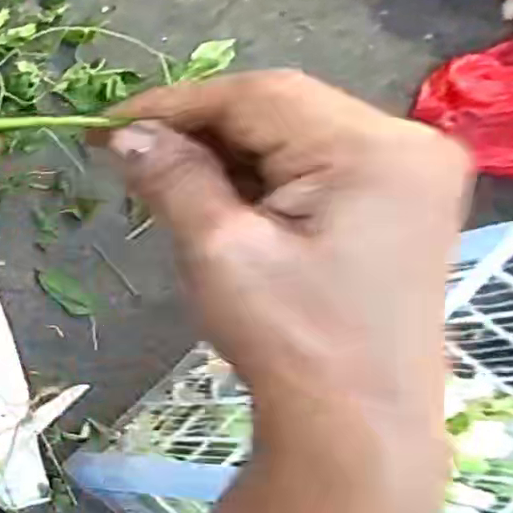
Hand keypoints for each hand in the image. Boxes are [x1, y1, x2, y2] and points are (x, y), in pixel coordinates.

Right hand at [92, 70, 473, 431]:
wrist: (352, 418)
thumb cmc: (287, 336)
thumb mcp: (219, 251)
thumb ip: (173, 180)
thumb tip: (125, 134)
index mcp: (372, 148)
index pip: (259, 95)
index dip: (175, 102)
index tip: (108, 123)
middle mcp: (404, 144)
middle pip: (280, 110)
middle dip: (196, 128)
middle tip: (127, 154)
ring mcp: (405, 175)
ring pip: (290, 138)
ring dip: (221, 153)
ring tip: (160, 180)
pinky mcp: (391, 206)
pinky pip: (308, 168)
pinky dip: (252, 177)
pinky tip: (212, 200)